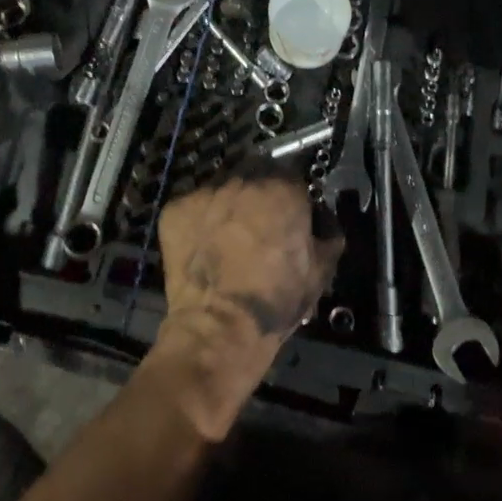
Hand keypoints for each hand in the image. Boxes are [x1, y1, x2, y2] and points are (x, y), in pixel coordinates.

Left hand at [149, 165, 341, 439]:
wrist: (220, 326)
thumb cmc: (276, 299)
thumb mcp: (321, 268)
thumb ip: (327, 233)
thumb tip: (322, 222)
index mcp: (282, 187)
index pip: (291, 175)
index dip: (291, 197)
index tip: (289, 216)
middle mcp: (242, 180)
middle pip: (253, 174)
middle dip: (257, 194)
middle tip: (258, 225)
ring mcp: (204, 192)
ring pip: (220, 189)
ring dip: (227, 205)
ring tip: (227, 237)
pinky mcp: (174, 210)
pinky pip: (192, 207)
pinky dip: (198, 221)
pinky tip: (203, 247)